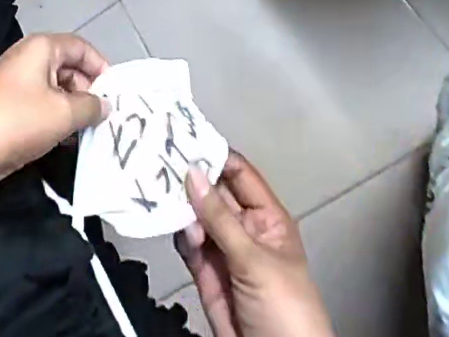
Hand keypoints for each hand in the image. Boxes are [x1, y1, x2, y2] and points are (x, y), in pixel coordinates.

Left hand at [0, 33, 108, 187]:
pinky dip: (52, 117)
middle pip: (68, 66)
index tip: (114, 93)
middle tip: (99, 117)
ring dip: (70, 107)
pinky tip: (60, 140)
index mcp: (42, 46)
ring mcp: (13, 80)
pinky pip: (38, 103)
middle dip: (86, 90)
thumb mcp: (64, 113)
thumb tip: (104, 104)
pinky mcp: (3, 104)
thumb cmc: (19, 119)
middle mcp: (27, 56)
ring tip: (82, 132)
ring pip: (53, 87)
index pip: (81, 47)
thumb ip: (91, 106)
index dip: (101, 67)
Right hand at [176, 151, 334, 336]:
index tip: (187, 138)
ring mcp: (225, 253)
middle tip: (163, 160)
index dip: (216, 156)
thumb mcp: (255, 260)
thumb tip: (192, 172)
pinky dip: (180, 236)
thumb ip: (220, 219)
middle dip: (192, 179)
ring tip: (167, 198)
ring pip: (198, 218)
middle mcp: (245, 229)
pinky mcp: (207, 276)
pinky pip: (190, 247)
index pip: (240, 174)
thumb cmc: (286, 310)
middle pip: (215, 193)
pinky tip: (174, 227)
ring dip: (183, 209)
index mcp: (268, 217)